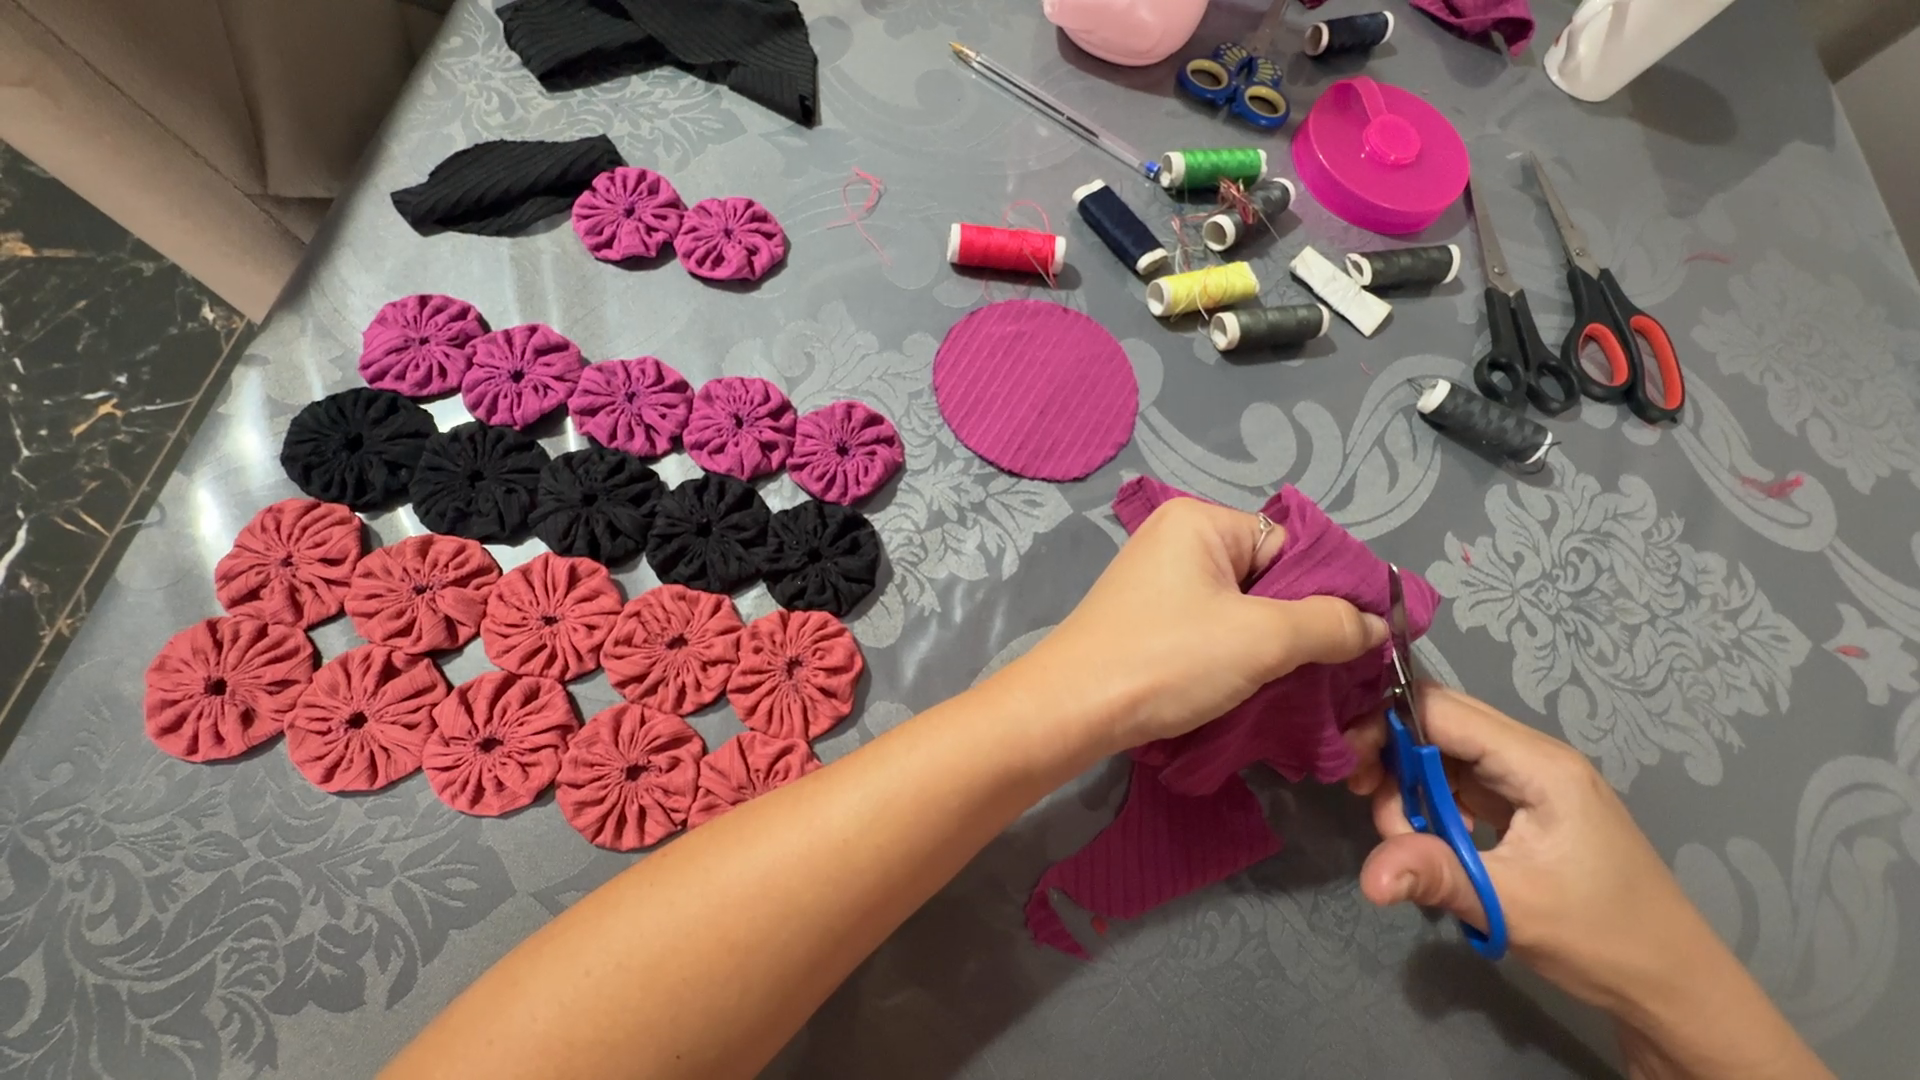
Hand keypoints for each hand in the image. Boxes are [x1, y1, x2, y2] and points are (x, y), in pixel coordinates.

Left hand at [998, 497, 1386, 755]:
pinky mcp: (1149, 619)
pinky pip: (1213, 627)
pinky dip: (1238, 655)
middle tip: (1336, 670)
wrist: (1073, 709)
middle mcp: (1177, 539)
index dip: (1332, 590)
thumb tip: (1379, 624)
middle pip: (1270, 575)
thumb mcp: (1262, 638)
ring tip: (1300, 684)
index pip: (1293, 544)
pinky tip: (1257, 687)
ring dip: (1273, 646)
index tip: (1366, 639)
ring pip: (1243, 608)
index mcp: (1200, 520)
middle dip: (1303, 622)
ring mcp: (1159, 580)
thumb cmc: (1168, 659)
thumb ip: (1330, 624)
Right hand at [1346, 687, 1832, 1077]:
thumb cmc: (1603, 937)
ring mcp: (1529, 779)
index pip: (1441, 710)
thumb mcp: (1512, 906)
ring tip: (1402, 832)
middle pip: (1438, 721)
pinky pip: (1458, 779)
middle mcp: (1533, 756)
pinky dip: (1429, 799)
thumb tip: (1368, 877)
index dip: (1386, 725)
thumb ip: (1434, 875)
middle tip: (1362, 794)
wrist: (1676, 989)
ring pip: (1443, 750)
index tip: (1351, 766)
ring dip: (1407, 781)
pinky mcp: (1522, 803)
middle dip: (1390, 752)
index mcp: (1539, 764)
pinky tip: (1424, 834)